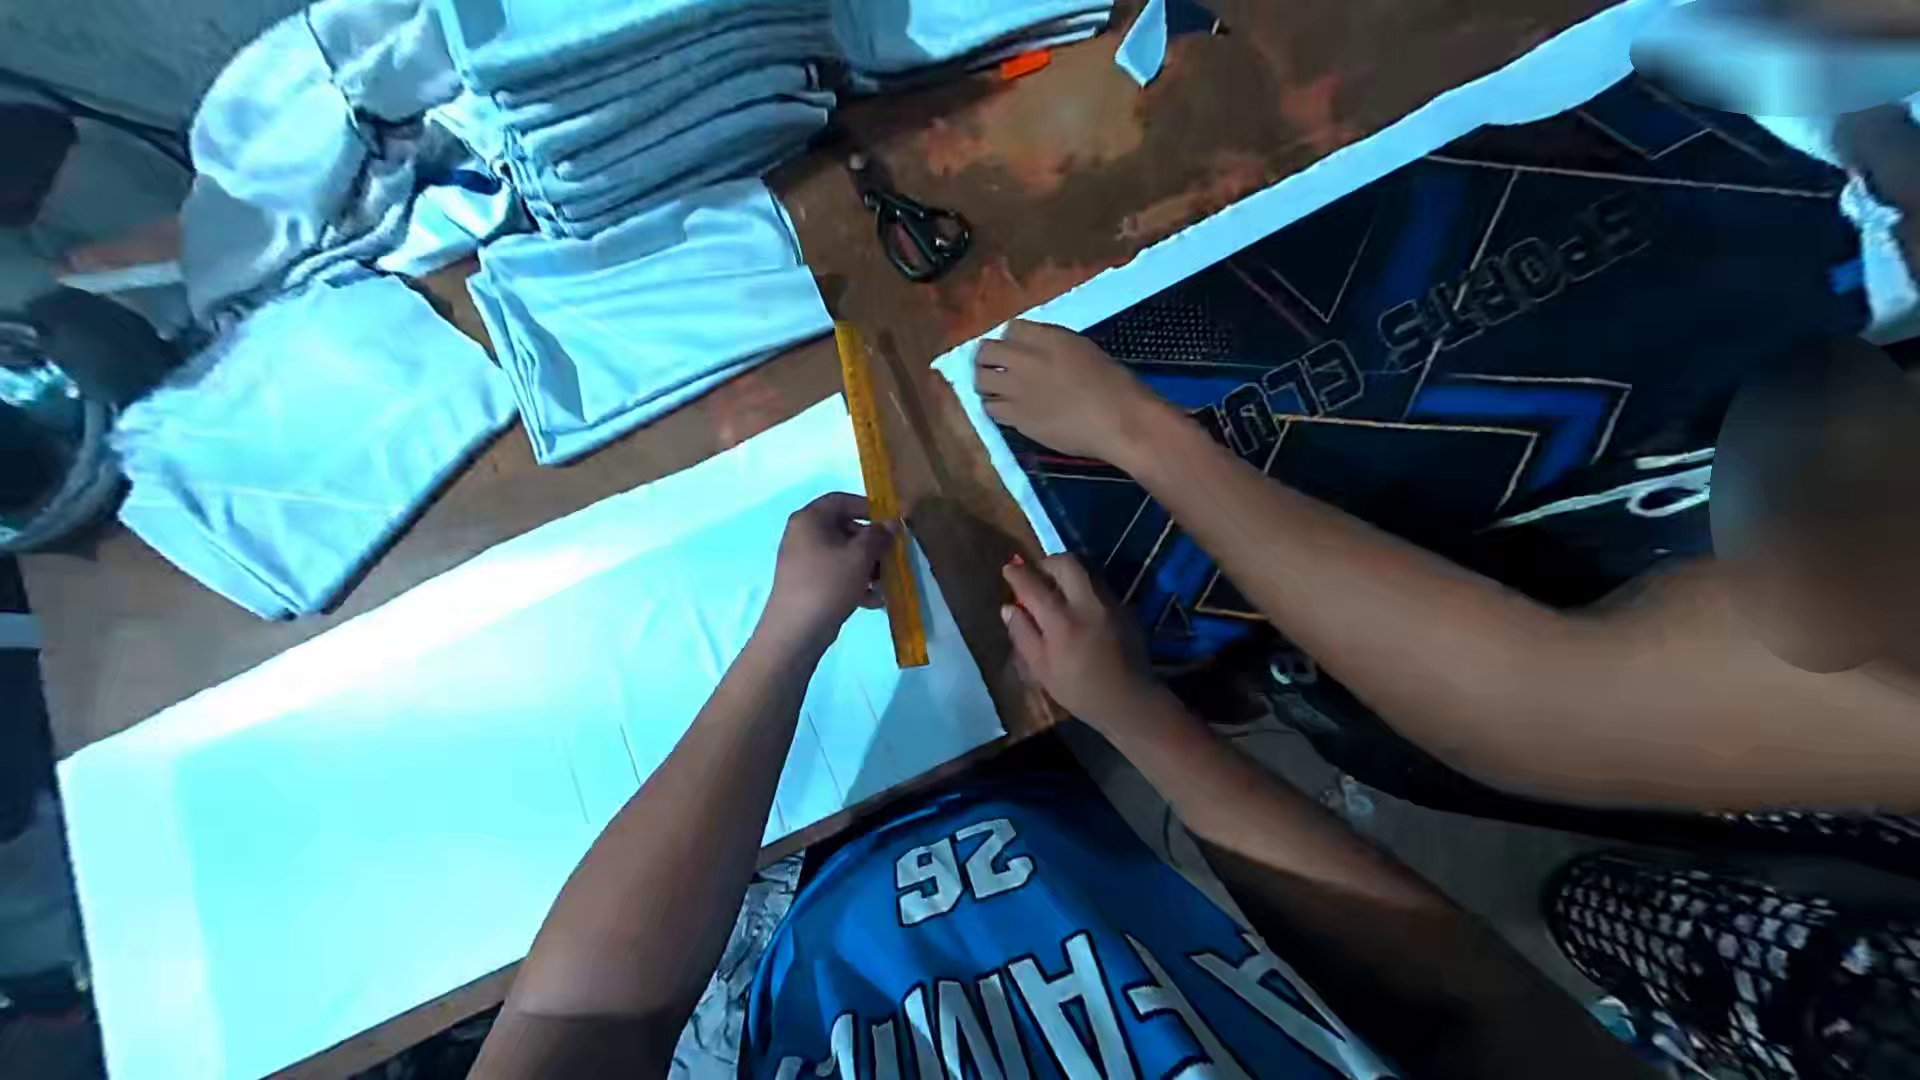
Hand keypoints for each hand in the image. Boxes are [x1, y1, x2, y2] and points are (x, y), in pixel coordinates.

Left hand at [760, 493, 892, 650]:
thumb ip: (879, 536)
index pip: (841, 500)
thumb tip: (891, 524)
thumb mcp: (860, 556)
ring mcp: (803, 560)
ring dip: (867, 566)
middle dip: (871, 543)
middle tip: (891, 556)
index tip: (890, 523)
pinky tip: (873, 600)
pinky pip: (836, 574)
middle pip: (844, 528)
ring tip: (884, 584)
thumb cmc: (829, 583)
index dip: (868, 507)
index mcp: (810, 519)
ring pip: (842, 554)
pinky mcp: (807, 583)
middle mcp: (803, 535)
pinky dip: (854, 582)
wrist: (796, 630)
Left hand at [976, 320, 1175, 463]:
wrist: (1118, 421)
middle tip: (993, 368)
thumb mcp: (1084, 350)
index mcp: (1049, 338)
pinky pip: (990, 408)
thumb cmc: (1114, 386)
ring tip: (994, 390)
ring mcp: (1017, 389)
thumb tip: (1039, 353)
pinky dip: (994, 408)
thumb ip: (1055, 347)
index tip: (1015, 350)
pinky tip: (1004, 411)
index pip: (1011, 328)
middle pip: (987, 351)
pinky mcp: (1016, 417)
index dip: (1011, 340)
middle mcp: (1027, 359)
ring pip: (981, 380)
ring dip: (985, 382)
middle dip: (987, 358)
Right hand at [1001, 554, 1161, 729]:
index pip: (1033, 586)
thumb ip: (1023, 634)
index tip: (1008, 570)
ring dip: (1067, 573)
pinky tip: (1079, 608)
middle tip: (1037, 575)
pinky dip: (1084, 588)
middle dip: (1047, 563)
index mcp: (1062, 622)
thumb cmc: (1079, 690)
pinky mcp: (1125, 608)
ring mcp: (1110, 604)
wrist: (1130, 701)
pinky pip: (1100, 586)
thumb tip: (1008, 608)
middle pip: (1066, 563)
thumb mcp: (1042, 669)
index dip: (1017, 574)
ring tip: (1056, 589)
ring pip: (1086, 571)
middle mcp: (1087, 605)